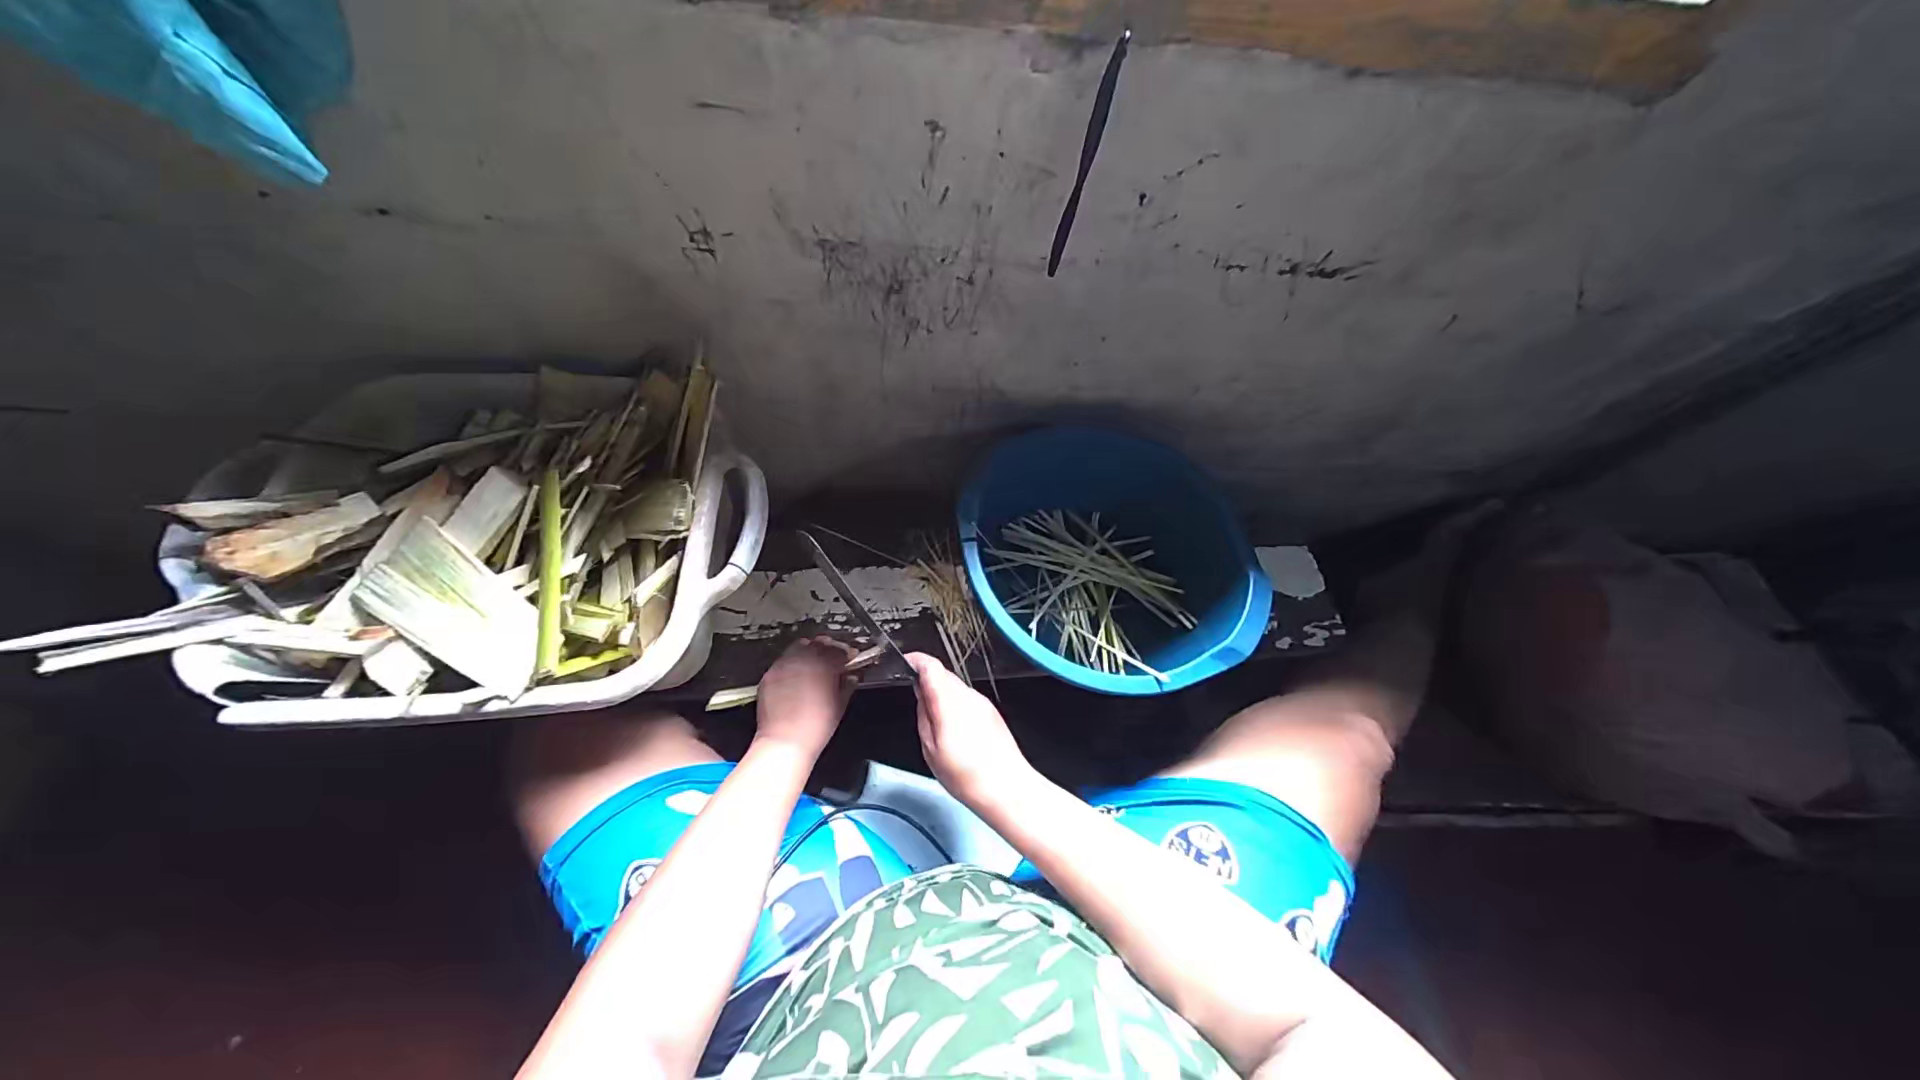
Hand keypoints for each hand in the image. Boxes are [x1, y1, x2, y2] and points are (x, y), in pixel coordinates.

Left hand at [755, 637, 856, 757]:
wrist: (785, 742)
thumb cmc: (814, 728)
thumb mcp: (839, 706)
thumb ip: (846, 686)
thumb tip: (850, 678)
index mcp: (822, 666)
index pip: (837, 650)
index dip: (846, 653)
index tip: (850, 657)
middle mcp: (801, 661)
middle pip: (817, 643)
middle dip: (827, 648)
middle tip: (834, 656)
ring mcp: (782, 667)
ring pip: (797, 648)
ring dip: (809, 652)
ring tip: (815, 664)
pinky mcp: (769, 676)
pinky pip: (783, 662)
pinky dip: (792, 663)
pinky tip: (798, 675)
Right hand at [905, 652, 1036, 808]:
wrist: (1006, 787)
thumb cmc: (969, 776)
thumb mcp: (930, 749)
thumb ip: (923, 714)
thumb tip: (919, 694)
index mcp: (949, 702)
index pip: (930, 665)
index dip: (915, 660)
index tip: (906, 663)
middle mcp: (968, 696)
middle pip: (943, 674)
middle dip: (927, 681)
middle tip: (916, 700)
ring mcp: (982, 703)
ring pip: (955, 687)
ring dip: (942, 694)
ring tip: (936, 724)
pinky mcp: (990, 711)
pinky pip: (967, 699)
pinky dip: (956, 705)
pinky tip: (954, 731)